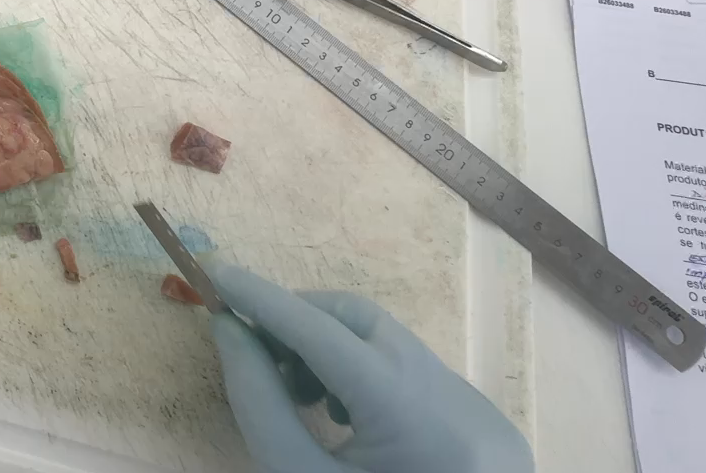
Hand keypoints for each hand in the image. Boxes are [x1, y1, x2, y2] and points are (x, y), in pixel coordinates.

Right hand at [205, 263, 531, 472]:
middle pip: (358, 320)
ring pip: (385, 341)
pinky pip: (411, 373)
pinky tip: (345, 418)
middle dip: (297, 319)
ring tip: (300, 394)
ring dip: (328, 346)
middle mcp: (462, 404)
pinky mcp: (492, 432)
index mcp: (417, 420)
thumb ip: (256, 394)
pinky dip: (363, 373)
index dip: (262, 297)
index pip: (320, 331)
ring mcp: (486, 417)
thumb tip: (229, 326)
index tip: (213, 273)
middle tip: (255, 347)